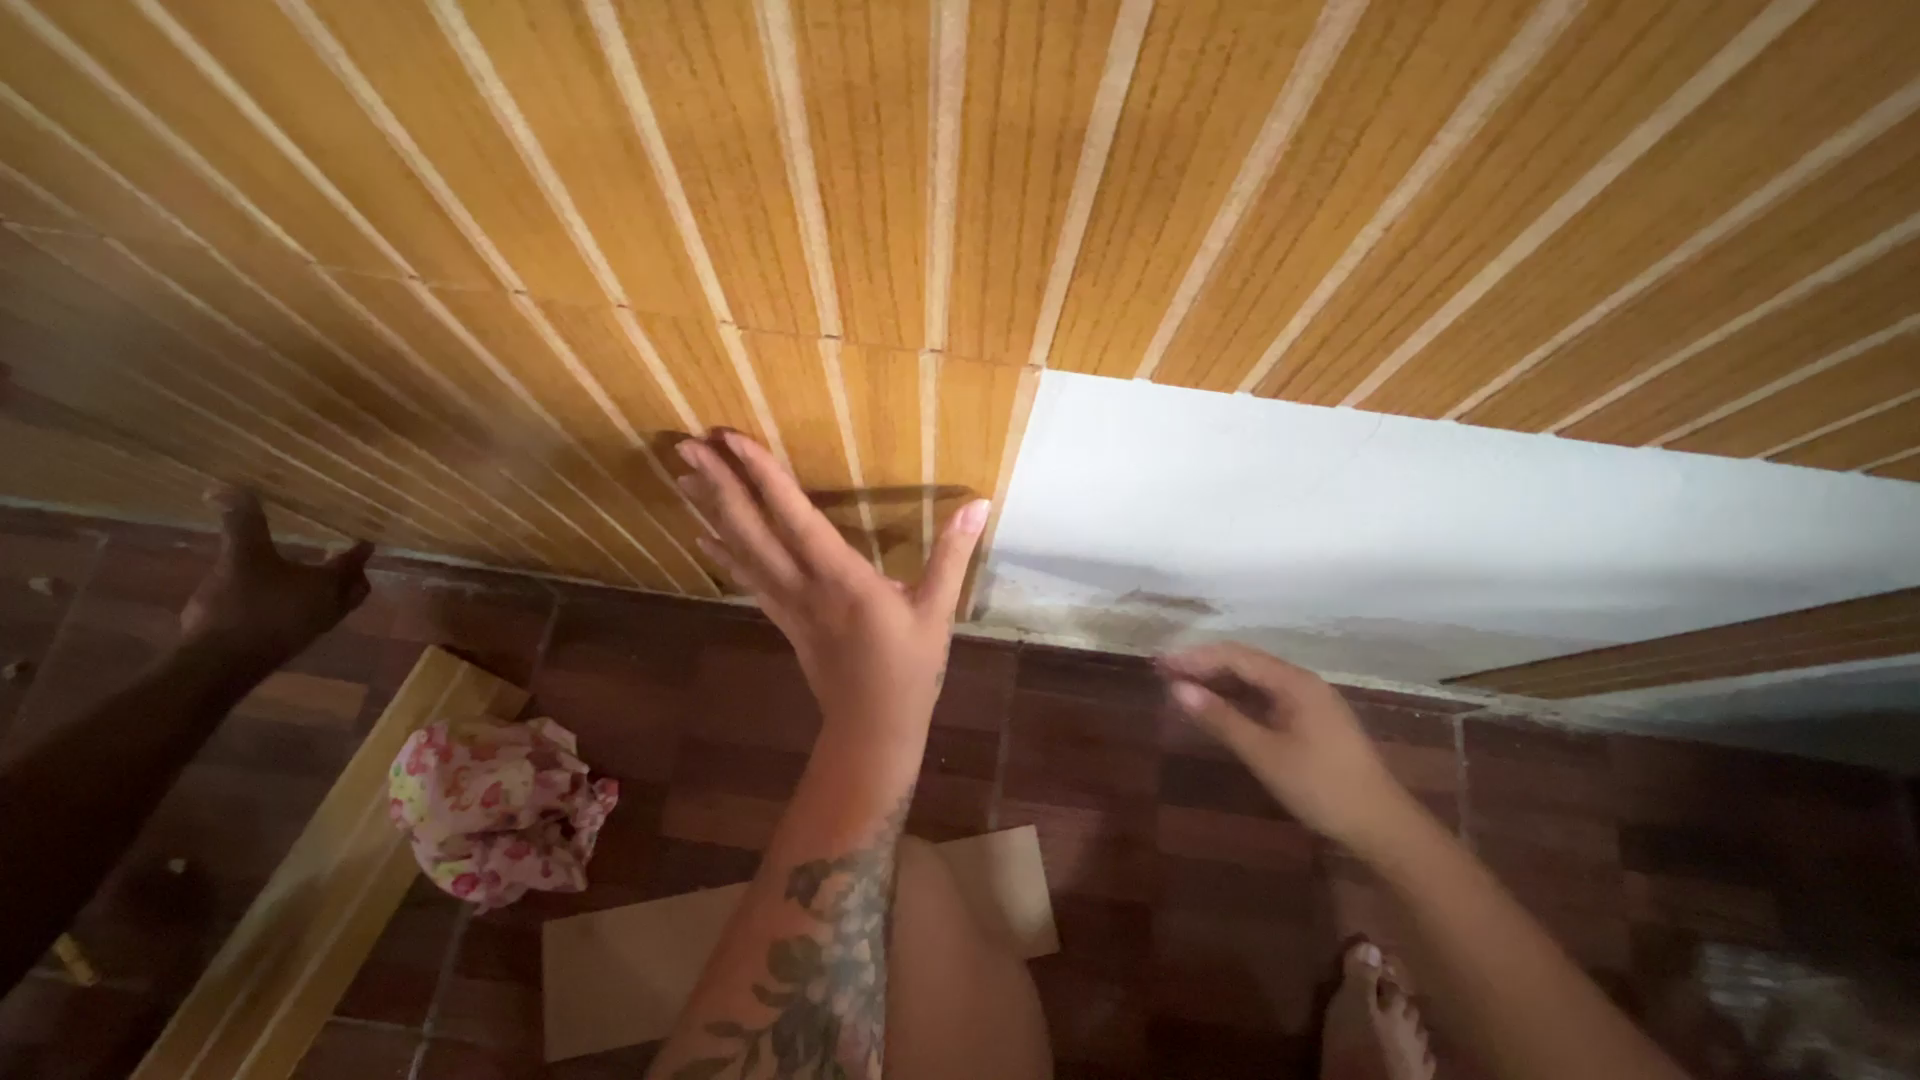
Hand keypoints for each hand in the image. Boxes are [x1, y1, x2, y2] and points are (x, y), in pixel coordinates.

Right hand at [179, 487, 372, 667]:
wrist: (217, 664)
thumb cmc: (241, 606)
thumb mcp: (241, 557)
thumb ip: (240, 522)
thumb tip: (227, 486)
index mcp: (330, 586)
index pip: (354, 561)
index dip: (360, 548)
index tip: (367, 539)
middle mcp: (330, 609)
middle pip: (354, 588)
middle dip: (353, 573)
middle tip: (345, 557)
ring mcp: (310, 630)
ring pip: (333, 606)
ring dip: (330, 590)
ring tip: (313, 574)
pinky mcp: (286, 645)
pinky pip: (308, 619)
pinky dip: (305, 605)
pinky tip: (279, 599)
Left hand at [675, 432, 989, 737]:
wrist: (872, 728)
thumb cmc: (910, 670)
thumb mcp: (937, 610)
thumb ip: (952, 553)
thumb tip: (977, 502)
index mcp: (843, 578)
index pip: (795, 516)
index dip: (763, 476)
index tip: (732, 440)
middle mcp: (804, 586)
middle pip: (752, 529)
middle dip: (720, 485)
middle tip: (687, 446)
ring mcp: (786, 604)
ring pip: (741, 550)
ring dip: (711, 510)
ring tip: (682, 476)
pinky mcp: (781, 618)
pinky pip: (746, 577)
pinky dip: (722, 551)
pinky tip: (701, 533)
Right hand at [1159, 643, 1415, 850]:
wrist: (1379, 823)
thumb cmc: (1320, 786)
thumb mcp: (1263, 753)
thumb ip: (1220, 718)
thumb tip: (1177, 689)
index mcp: (1294, 682)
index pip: (1235, 656)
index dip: (1194, 657)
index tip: (1160, 664)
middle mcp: (1303, 683)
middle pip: (1246, 663)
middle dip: (1203, 665)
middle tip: (1163, 673)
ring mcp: (1310, 702)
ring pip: (1256, 681)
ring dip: (1219, 682)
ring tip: (1181, 688)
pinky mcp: (1311, 722)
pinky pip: (1267, 698)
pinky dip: (1238, 700)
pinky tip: (1218, 710)